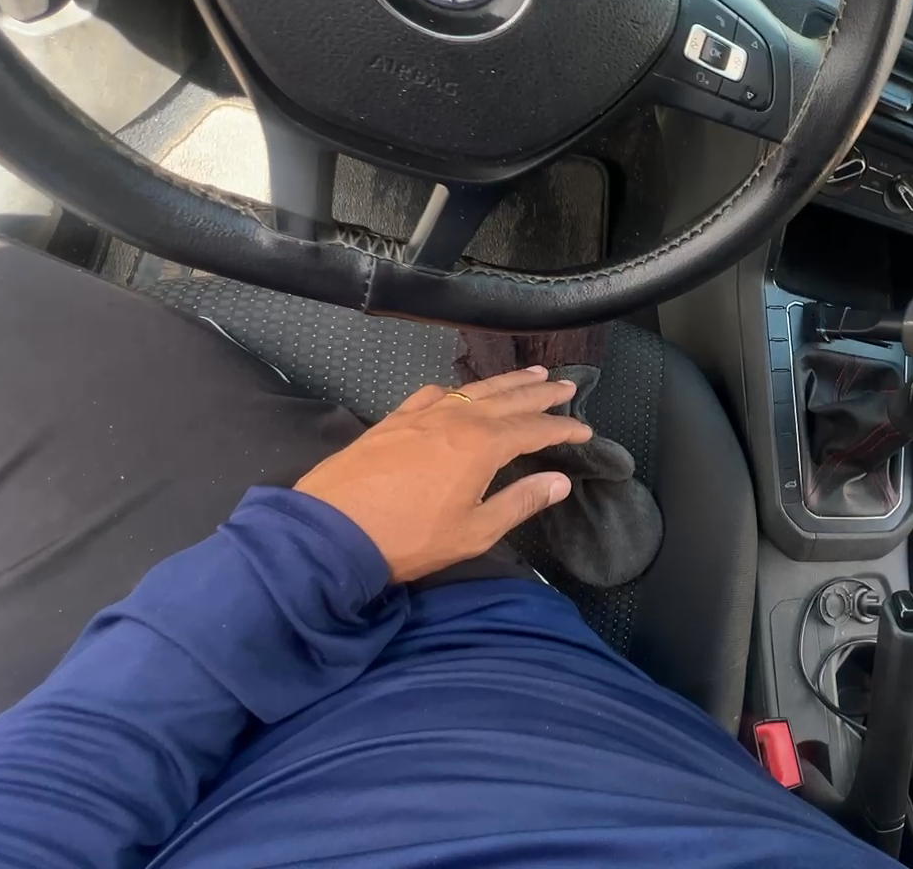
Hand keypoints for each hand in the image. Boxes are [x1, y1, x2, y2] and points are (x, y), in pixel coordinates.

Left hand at [295, 367, 592, 581]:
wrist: (327, 535)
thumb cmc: (408, 538)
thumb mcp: (475, 531)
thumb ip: (521, 502)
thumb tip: (560, 481)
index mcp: (484, 445)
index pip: (536, 429)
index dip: (565, 429)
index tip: (586, 431)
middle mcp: (459, 419)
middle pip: (512, 398)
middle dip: (544, 392)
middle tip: (568, 386)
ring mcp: (424, 415)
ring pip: (477, 389)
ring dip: (509, 381)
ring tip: (532, 373)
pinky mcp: (394, 420)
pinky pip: (435, 393)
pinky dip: (458, 389)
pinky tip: (461, 391)